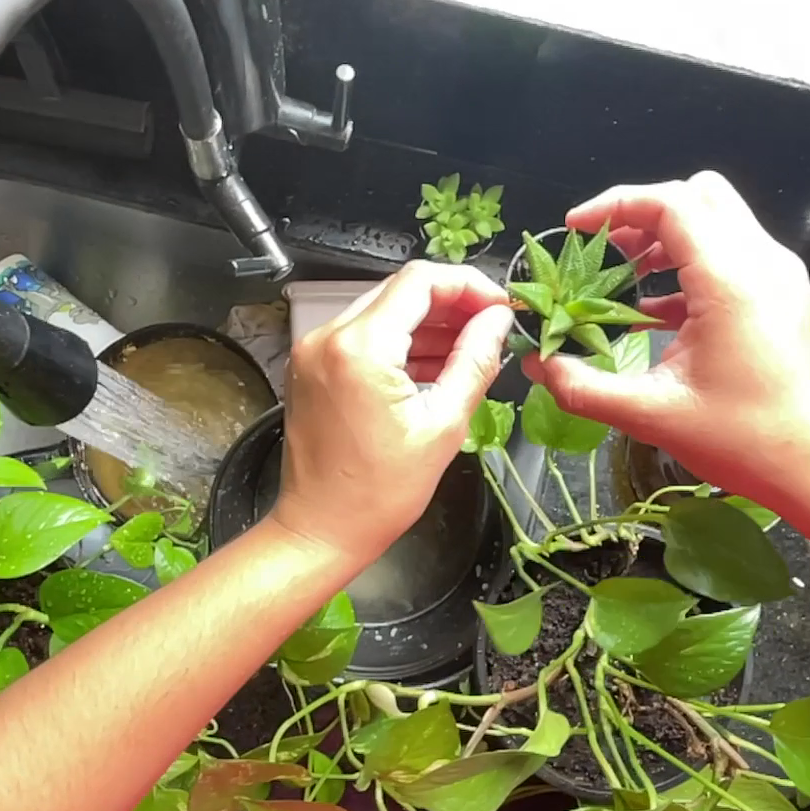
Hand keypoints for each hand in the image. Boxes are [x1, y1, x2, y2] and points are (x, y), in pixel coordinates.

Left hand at [271, 261, 514, 564]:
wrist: (321, 529)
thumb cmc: (378, 494)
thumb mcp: (443, 426)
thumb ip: (474, 362)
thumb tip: (497, 321)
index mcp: (359, 348)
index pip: (420, 281)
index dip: (468, 285)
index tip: (498, 306)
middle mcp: (327, 338)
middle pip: (399, 292)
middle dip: (450, 304)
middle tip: (490, 328)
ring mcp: (313, 352)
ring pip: (381, 313)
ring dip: (426, 325)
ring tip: (468, 351)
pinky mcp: (311, 368)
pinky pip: (362, 338)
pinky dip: (398, 344)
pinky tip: (432, 365)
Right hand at [525, 172, 809, 507]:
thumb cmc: (745, 440)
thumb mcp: (650, 414)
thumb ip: (582, 387)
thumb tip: (538, 365)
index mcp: (731, 281)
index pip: (672, 204)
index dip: (616, 204)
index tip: (575, 227)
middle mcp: (761, 264)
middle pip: (698, 197)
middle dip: (641, 216)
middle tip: (600, 253)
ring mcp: (776, 279)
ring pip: (715, 223)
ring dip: (663, 241)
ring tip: (619, 281)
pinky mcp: (779, 299)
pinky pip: (727, 258)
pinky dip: (684, 269)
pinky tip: (651, 314)